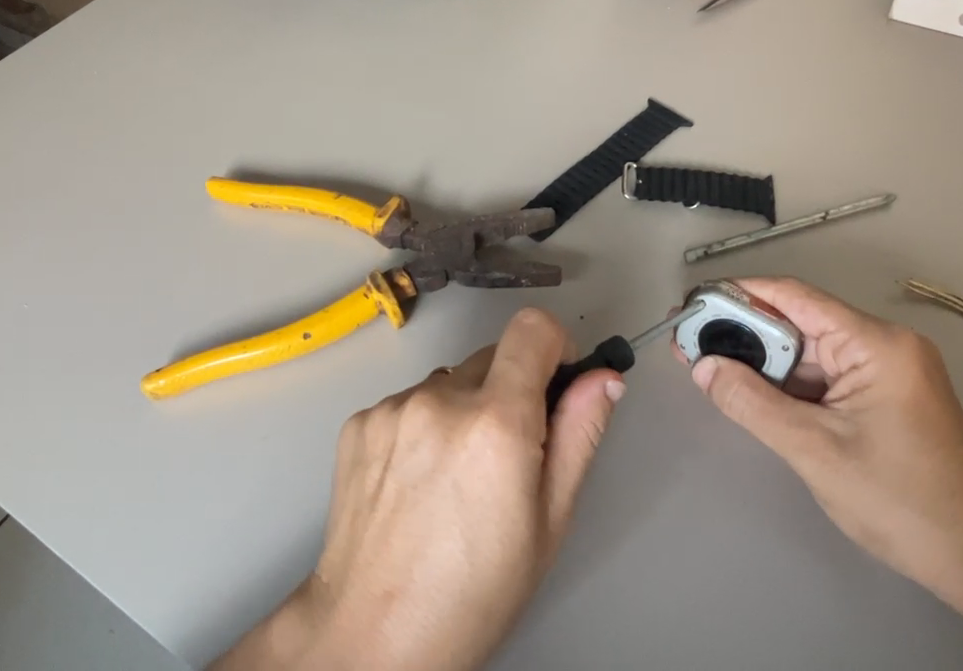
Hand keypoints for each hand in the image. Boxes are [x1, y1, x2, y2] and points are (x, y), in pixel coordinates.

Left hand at [215, 308, 624, 670]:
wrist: (372, 634)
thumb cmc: (476, 592)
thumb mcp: (550, 520)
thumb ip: (580, 434)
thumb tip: (604, 376)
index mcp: (495, 422)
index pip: (532, 327)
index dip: (555, 347)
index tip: (556, 384)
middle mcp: (438, 399)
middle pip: (492, 356)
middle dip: (510, 390)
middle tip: (507, 456)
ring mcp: (391, 408)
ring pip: (449, 381)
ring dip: (463, 409)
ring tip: (454, 479)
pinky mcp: (358, 422)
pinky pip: (408, 402)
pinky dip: (422, 426)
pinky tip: (417, 483)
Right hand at [681, 277, 962, 588]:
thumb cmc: (898, 501)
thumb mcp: (813, 449)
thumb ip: (750, 401)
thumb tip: (701, 366)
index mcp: (876, 344)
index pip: (794, 297)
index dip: (738, 294)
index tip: (691, 304)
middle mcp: (884, 344)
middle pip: (798, 322)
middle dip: (742, 331)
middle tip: (688, 341)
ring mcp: (887, 369)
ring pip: (808, 350)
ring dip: (760, 360)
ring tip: (705, 364)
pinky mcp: (883, 393)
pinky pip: (823, 374)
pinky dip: (785, 382)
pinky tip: (747, 388)